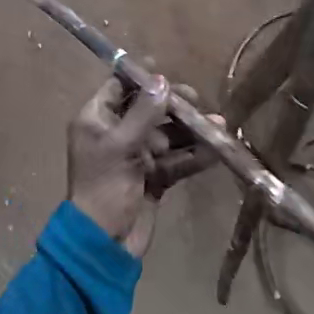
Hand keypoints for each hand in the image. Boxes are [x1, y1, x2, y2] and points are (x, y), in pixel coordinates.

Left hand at [68, 76, 211, 257]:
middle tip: (197, 102)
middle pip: (146, 110)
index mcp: (96, 120)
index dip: (141, 79)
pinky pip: (174, 161)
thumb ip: (143, 113)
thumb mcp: (121, 146)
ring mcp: (135, 156)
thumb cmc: (104, 186)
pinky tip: (216, 150)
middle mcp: (114, 133)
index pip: (117, 88)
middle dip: (172, 106)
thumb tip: (161, 80)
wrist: (105, 242)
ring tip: (218, 125)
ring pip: (165, 136)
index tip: (166, 71)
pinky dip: (193, 156)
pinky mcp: (152, 178)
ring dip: (189, 131)